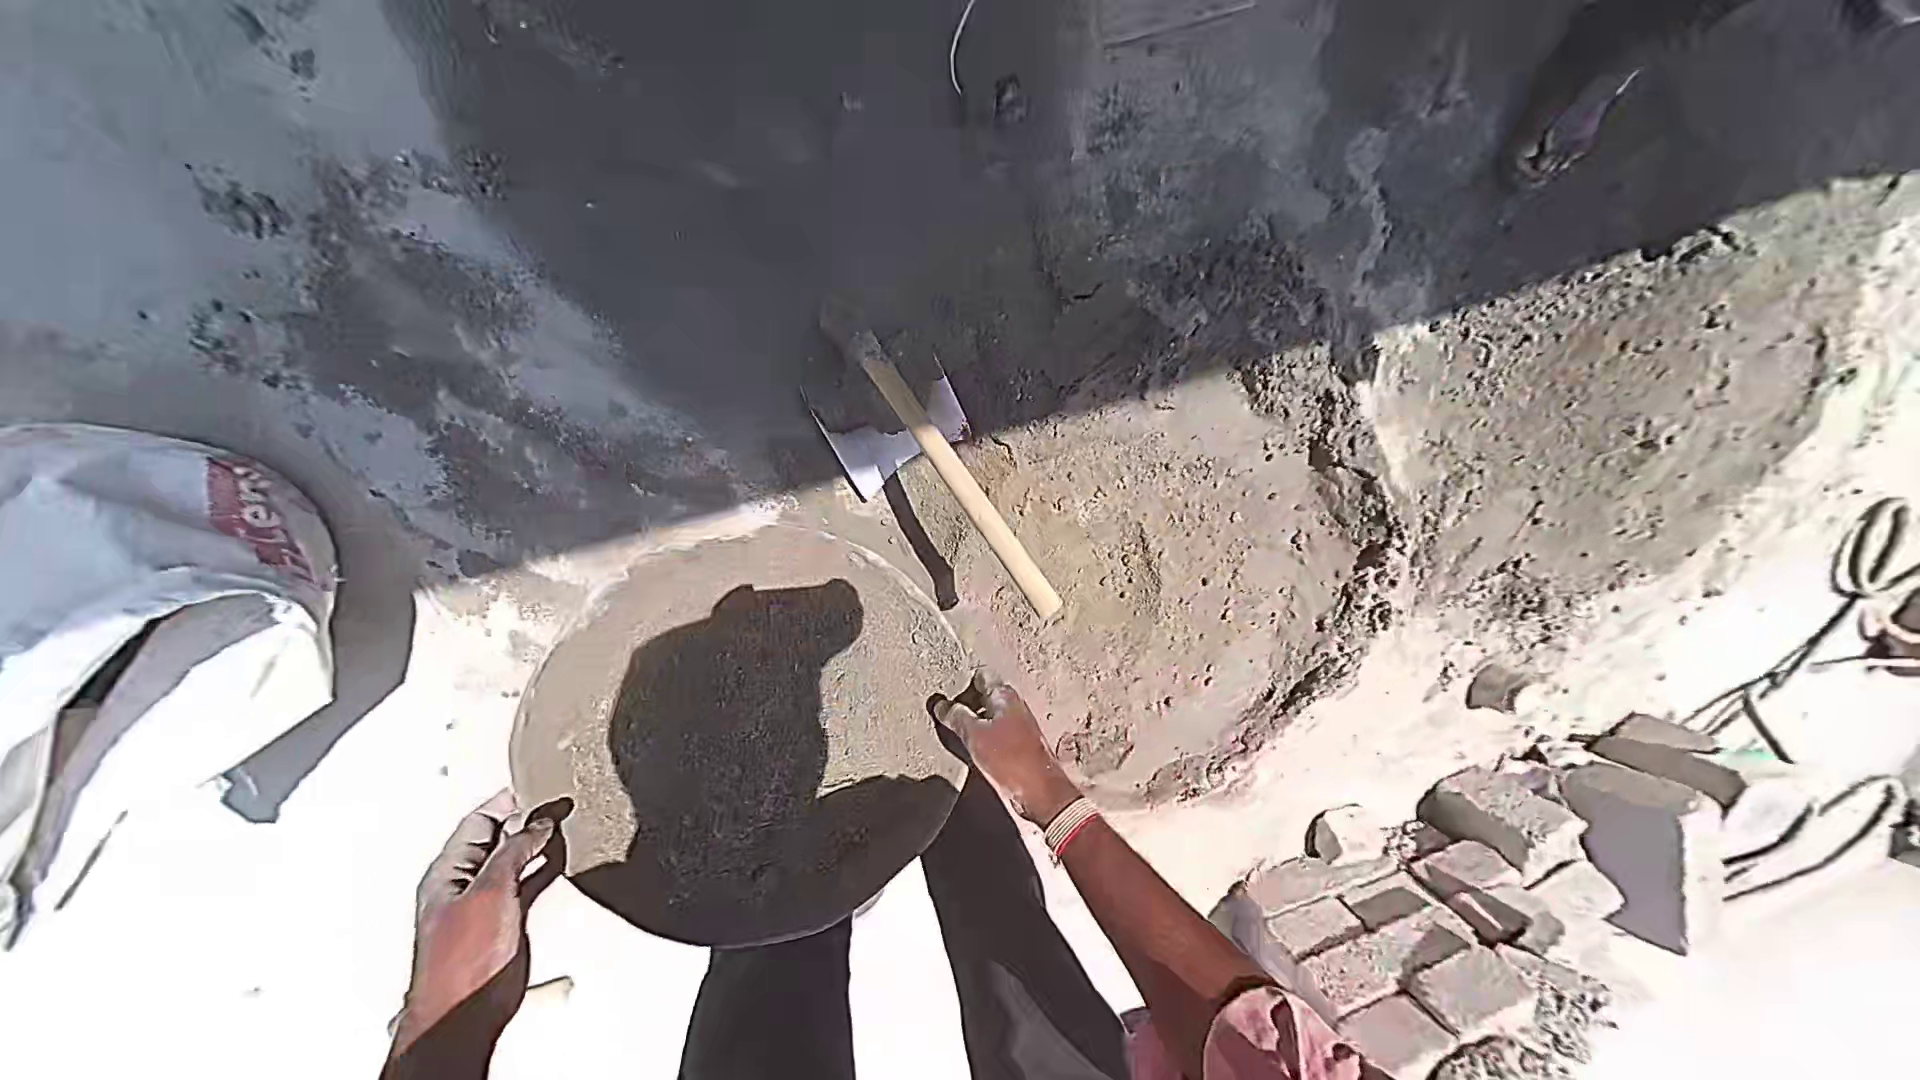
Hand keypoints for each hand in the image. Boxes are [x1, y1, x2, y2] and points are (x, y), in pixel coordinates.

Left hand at [387, 791, 566, 1074]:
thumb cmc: (462, 958)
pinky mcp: (510, 917)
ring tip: (566, 820)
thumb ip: (514, 851)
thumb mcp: (489, 890)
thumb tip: (537, 822)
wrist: (466, 1009)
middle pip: (500, 837)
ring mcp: (489, 899)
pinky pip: (531, 879)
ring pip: (518, 856)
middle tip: (559, 799)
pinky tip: (563, 855)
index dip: (507, 800)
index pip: (479, 821)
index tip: (537, 783)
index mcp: (450, 871)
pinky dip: (547, 864)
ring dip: (540, 840)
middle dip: (528, 817)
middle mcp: (468, 881)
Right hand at [933, 668, 1082, 825]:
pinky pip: (993, 734)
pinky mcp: (1018, 744)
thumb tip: (939, 705)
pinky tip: (972, 752)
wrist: (1040, 793)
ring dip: (972, 725)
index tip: (946, 703)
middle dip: (964, 706)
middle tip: (947, 720)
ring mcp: (1017, 725)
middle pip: (982, 696)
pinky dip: (981, 739)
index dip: (960, 686)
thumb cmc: (1010, 760)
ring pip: (987, 716)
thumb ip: (956, 716)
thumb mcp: (974, 735)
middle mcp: (1013, 705)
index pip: (979, 676)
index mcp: (1005, 695)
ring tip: (957, 737)